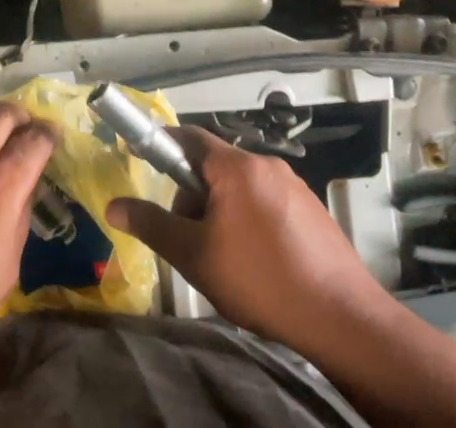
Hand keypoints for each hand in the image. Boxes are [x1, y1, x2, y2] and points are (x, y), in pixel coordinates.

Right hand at [105, 126, 389, 349]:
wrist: (342, 319)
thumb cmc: (259, 279)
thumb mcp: (193, 254)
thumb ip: (150, 224)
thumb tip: (113, 205)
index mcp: (236, 168)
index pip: (188, 137)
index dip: (160, 144)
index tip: (139, 158)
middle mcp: (267, 166)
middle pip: (213, 167)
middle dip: (192, 198)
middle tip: (189, 241)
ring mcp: (295, 189)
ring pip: (239, 189)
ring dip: (220, 213)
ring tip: (225, 261)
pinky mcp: (312, 213)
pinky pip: (266, 205)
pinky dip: (249, 224)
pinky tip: (256, 265)